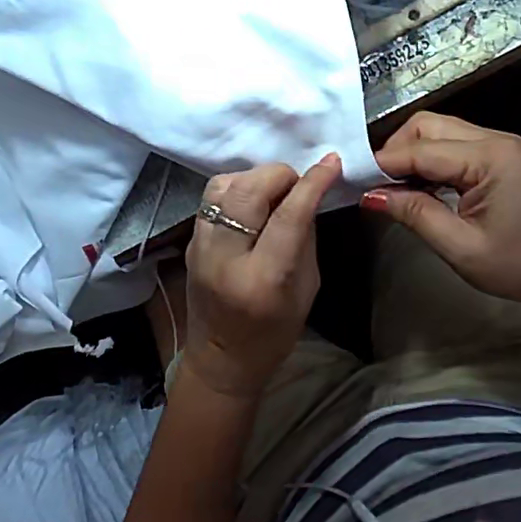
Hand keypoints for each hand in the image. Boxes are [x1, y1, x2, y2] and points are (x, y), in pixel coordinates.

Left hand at [180, 154, 342, 399]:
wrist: (221, 360)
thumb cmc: (274, 334)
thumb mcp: (307, 288)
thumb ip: (305, 238)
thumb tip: (306, 196)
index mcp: (263, 279)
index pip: (289, 215)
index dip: (312, 182)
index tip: (330, 162)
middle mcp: (225, 258)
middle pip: (248, 191)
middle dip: (279, 174)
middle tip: (298, 183)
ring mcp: (200, 248)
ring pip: (223, 185)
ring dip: (254, 178)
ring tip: (273, 191)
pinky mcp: (190, 241)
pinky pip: (212, 198)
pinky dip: (236, 189)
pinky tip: (252, 201)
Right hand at [366, 112, 520, 317]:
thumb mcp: (463, 248)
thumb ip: (415, 215)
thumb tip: (370, 195)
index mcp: (487, 157)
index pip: (418, 150)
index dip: (381, 165)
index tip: (350, 183)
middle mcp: (494, 139)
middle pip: (427, 126)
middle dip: (395, 152)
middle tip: (375, 189)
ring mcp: (501, 146)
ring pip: (440, 133)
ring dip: (412, 156)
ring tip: (393, 192)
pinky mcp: (503, 158)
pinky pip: (456, 147)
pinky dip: (431, 162)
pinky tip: (421, 190)